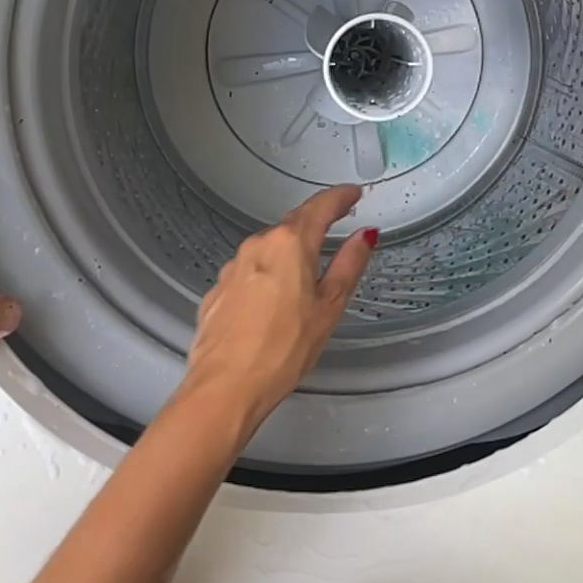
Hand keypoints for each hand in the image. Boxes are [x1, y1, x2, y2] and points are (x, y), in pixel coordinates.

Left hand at [179, 184, 377, 421]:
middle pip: (292, 224)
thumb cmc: (280, 350)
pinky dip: (267, 275)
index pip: (320, 207)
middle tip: (336, 220)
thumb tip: (364, 237)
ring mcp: (233, 269)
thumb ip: (349, 263)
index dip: (340, 197)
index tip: (352, 194)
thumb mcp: (330, 304)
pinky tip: (275, 298)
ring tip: (307, 267)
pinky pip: (249, 272)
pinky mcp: (217, 292)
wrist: (224, 389)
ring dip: (289, 251)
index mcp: (290, 244)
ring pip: (268, 248)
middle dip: (315, 222)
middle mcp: (257, 247)